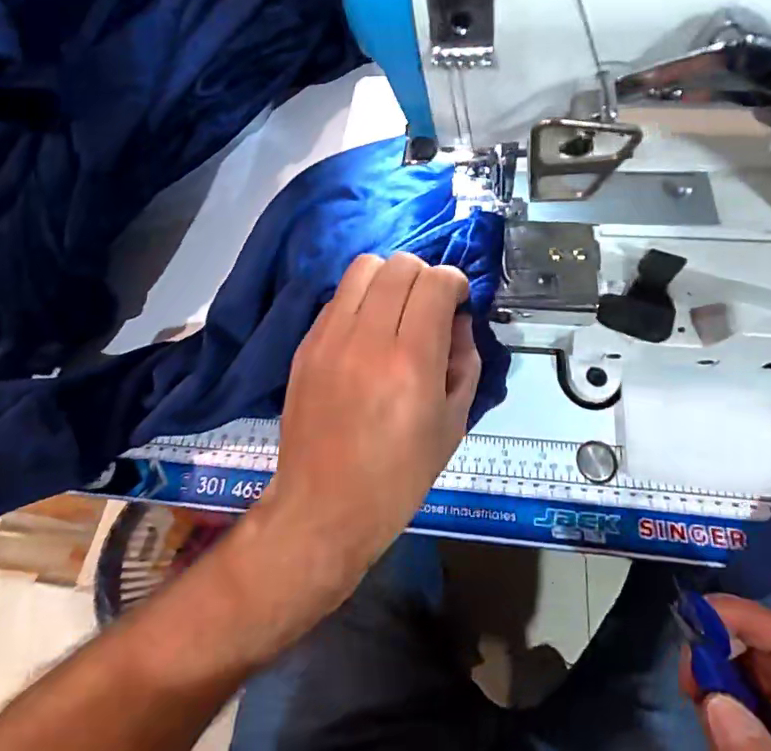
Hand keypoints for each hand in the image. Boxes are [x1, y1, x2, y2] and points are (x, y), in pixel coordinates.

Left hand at [259, 253, 480, 589]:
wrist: (323, 507)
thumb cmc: (397, 477)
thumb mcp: (452, 425)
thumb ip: (464, 362)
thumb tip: (458, 321)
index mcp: (412, 360)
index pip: (437, 281)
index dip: (456, 282)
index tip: (458, 302)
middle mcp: (369, 337)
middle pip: (400, 264)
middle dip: (425, 275)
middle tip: (430, 305)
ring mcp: (331, 337)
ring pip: (363, 267)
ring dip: (389, 277)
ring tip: (396, 309)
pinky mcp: (306, 345)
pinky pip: (338, 296)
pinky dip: (360, 299)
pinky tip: (366, 331)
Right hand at [682, 594, 770, 750]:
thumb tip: (712, 697)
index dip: (746, 617)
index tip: (695, 614)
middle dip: (725, 647)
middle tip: (685, 664)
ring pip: (760, 689)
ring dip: (720, 678)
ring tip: (690, 688)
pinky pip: (756, 719)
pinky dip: (726, 709)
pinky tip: (706, 710)